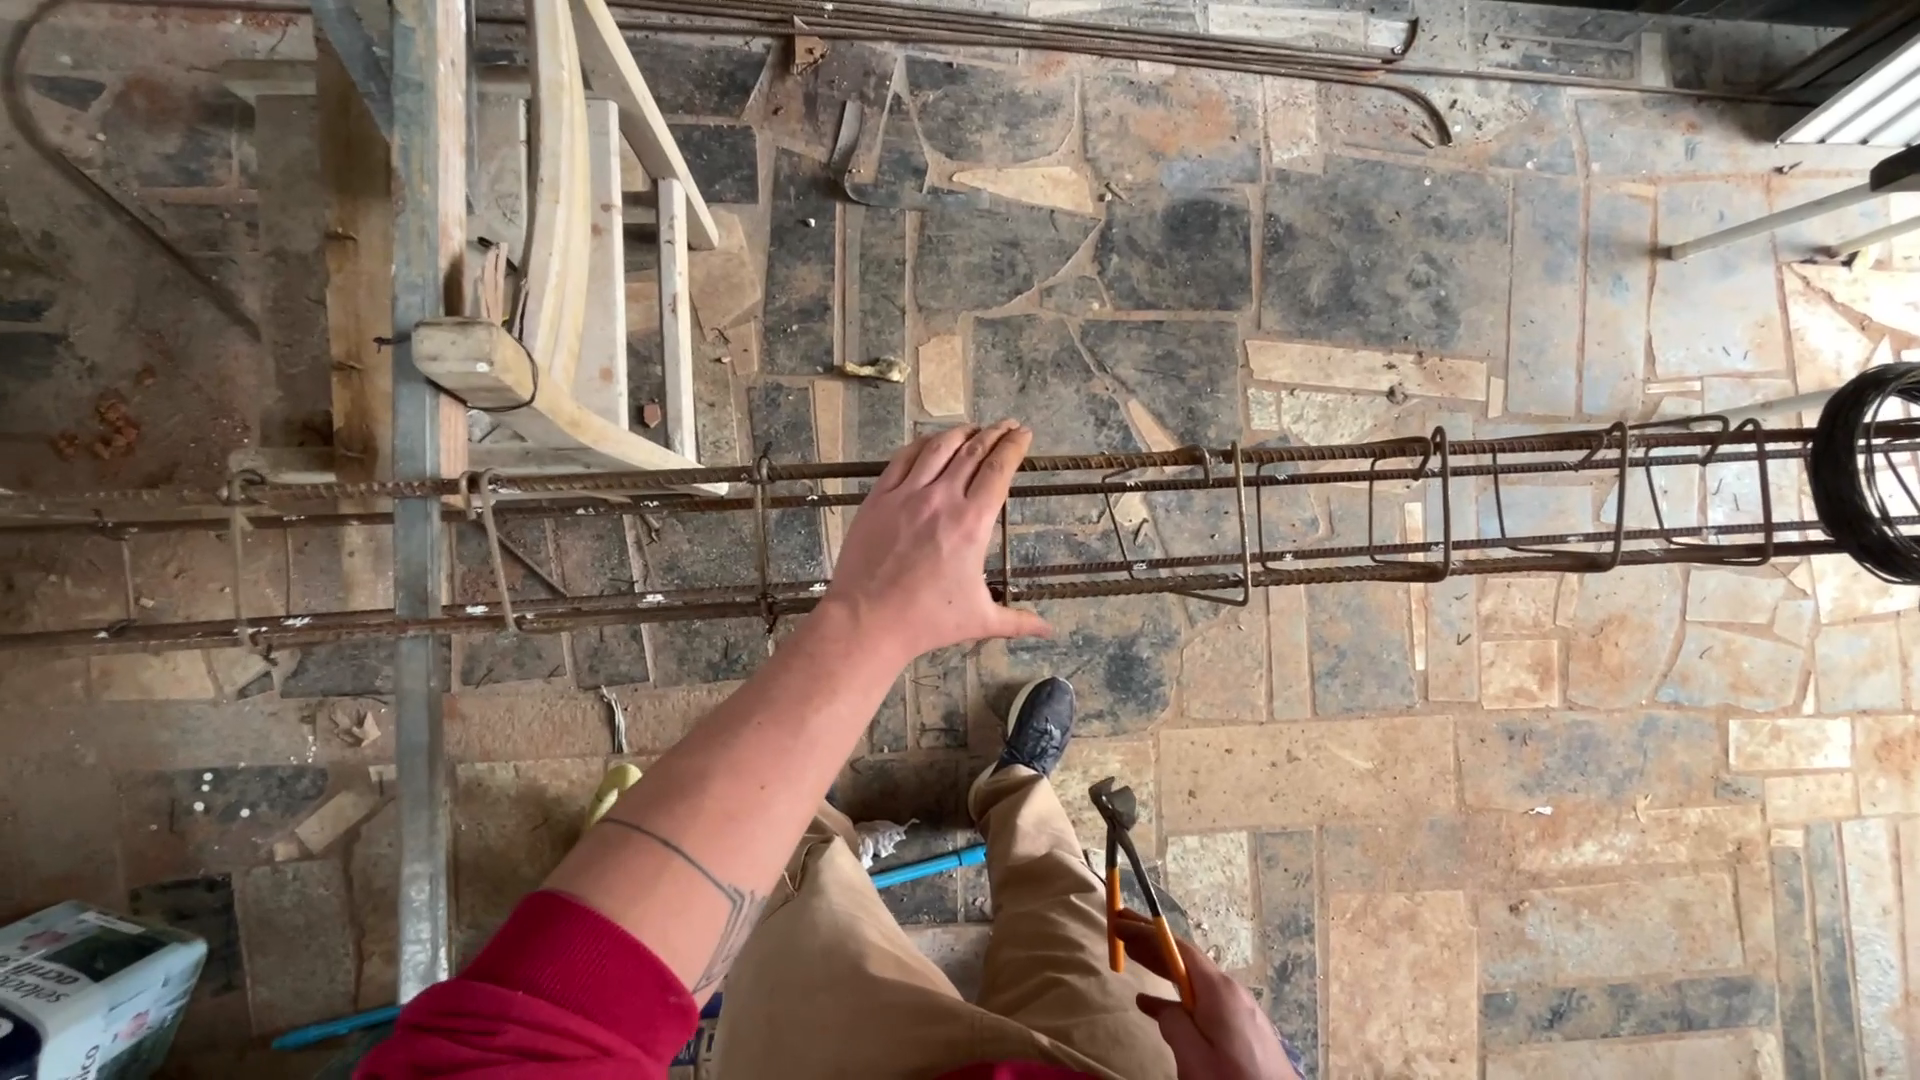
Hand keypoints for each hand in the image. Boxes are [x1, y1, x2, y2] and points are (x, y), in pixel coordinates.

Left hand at [819, 421, 1050, 664]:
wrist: (868, 620)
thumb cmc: (926, 621)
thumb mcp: (979, 620)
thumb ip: (1018, 620)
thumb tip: (1047, 630)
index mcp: (971, 523)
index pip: (998, 469)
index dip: (1014, 446)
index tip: (1023, 434)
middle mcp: (941, 500)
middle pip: (973, 451)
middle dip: (994, 433)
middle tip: (1007, 425)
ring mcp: (906, 496)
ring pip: (937, 448)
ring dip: (960, 432)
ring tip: (973, 428)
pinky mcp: (878, 499)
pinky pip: (902, 460)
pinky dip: (921, 445)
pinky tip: (929, 443)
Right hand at [1114, 912, 1301, 1079]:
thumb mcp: (1195, 1059)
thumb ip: (1173, 1025)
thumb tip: (1163, 1007)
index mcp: (1218, 991)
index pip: (1178, 949)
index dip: (1148, 933)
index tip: (1121, 923)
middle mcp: (1230, 991)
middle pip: (1184, 959)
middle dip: (1151, 942)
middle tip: (1120, 928)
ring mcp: (1238, 1009)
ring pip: (1191, 980)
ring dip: (1160, 967)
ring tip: (1132, 955)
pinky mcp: (1241, 1029)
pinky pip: (1201, 1000)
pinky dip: (1175, 995)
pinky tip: (1152, 1002)